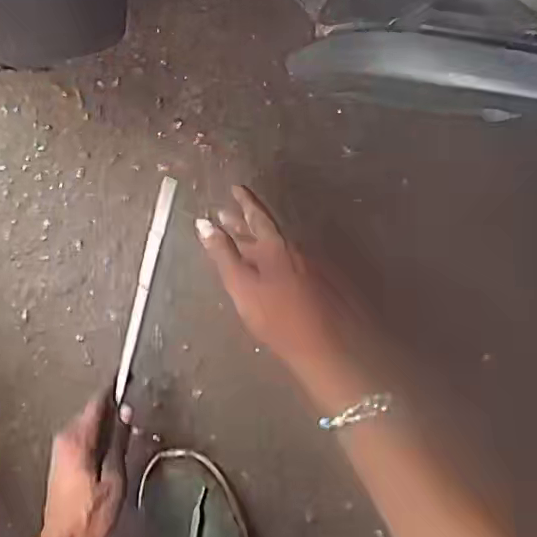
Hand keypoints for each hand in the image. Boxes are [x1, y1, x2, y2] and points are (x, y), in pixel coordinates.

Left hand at [25, 391, 128, 536]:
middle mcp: (65, 438)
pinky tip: (109, 450)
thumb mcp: (115, 479)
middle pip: (92, 412)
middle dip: (112, 409)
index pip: (97, 401)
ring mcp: (60, 449)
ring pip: (88, 425)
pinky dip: (97, 437)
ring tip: (125, 432)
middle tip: (133, 412)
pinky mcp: (61, 460)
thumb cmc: (90, 517)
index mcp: (77, 439)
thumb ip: (119, 442)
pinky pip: (82, 438)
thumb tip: (126, 415)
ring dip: (105, 425)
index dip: (114, 388)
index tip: (126, 378)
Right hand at [197, 186, 370, 408]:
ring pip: (281, 246)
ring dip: (261, 240)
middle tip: (227, 210)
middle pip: (267, 230)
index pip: (256, 216)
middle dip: (246, 219)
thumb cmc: (279, 319)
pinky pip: (295, 261)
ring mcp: (314, 266)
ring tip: (246, 238)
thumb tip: (204, 224)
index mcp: (273, 247)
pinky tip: (276, 267)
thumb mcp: (242, 287)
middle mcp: (296, 249)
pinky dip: (278, 258)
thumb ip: (223, 255)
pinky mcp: (327, 284)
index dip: (244, 202)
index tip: (235, 188)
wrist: (332, 349)